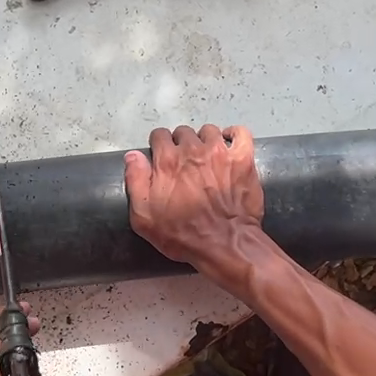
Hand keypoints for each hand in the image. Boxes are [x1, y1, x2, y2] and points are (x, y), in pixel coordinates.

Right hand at [124, 124, 265, 274]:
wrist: (224, 244)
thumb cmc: (182, 234)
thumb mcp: (144, 216)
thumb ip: (135, 181)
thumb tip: (133, 156)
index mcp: (168, 161)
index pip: (159, 135)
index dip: (159, 147)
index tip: (163, 160)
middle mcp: (193, 150)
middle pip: (184, 132)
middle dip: (181, 144)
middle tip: (185, 164)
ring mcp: (220, 152)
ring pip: (209, 131)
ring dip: (205, 141)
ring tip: (207, 157)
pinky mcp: (243, 159)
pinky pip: (240, 133)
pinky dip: (234, 135)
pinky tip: (229, 146)